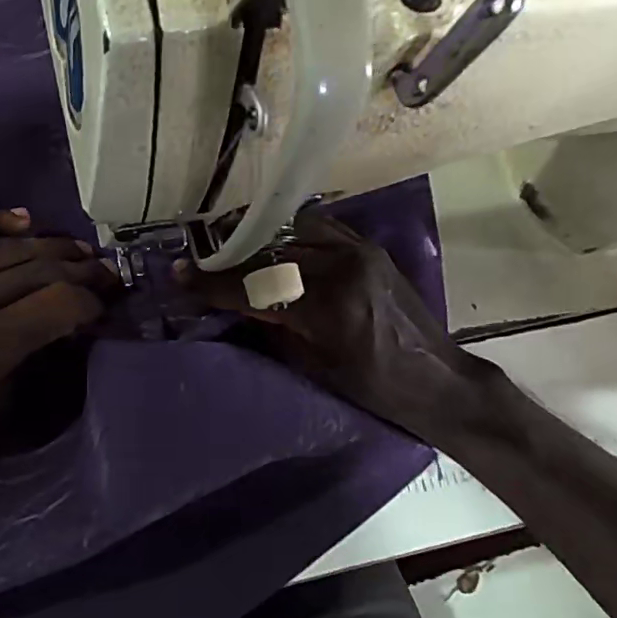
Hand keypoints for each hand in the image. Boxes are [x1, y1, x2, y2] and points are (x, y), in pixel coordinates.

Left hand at [0, 208, 118, 493]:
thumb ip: (31, 356)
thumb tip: (65, 327)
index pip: (58, 303)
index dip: (90, 303)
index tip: (105, 308)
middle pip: (39, 268)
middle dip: (82, 271)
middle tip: (107, 274)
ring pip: (6, 249)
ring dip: (50, 246)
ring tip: (80, 250)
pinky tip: (24, 219)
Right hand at [174, 211, 497, 447]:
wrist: (436, 379)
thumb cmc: (371, 388)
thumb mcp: (311, 364)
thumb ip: (269, 327)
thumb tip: (230, 305)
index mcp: (327, 306)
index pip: (255, 286)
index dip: (213, 283)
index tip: (181, 275)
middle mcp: (343, 267)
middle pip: (269, 251)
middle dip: (231, 258)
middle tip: (202, 262)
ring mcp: (359, 251)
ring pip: (293, 231)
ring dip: (259, 240)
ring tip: (233, 249)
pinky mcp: (368, 248)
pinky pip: (319, 229)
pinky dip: (290, 234)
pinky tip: (273, 244)